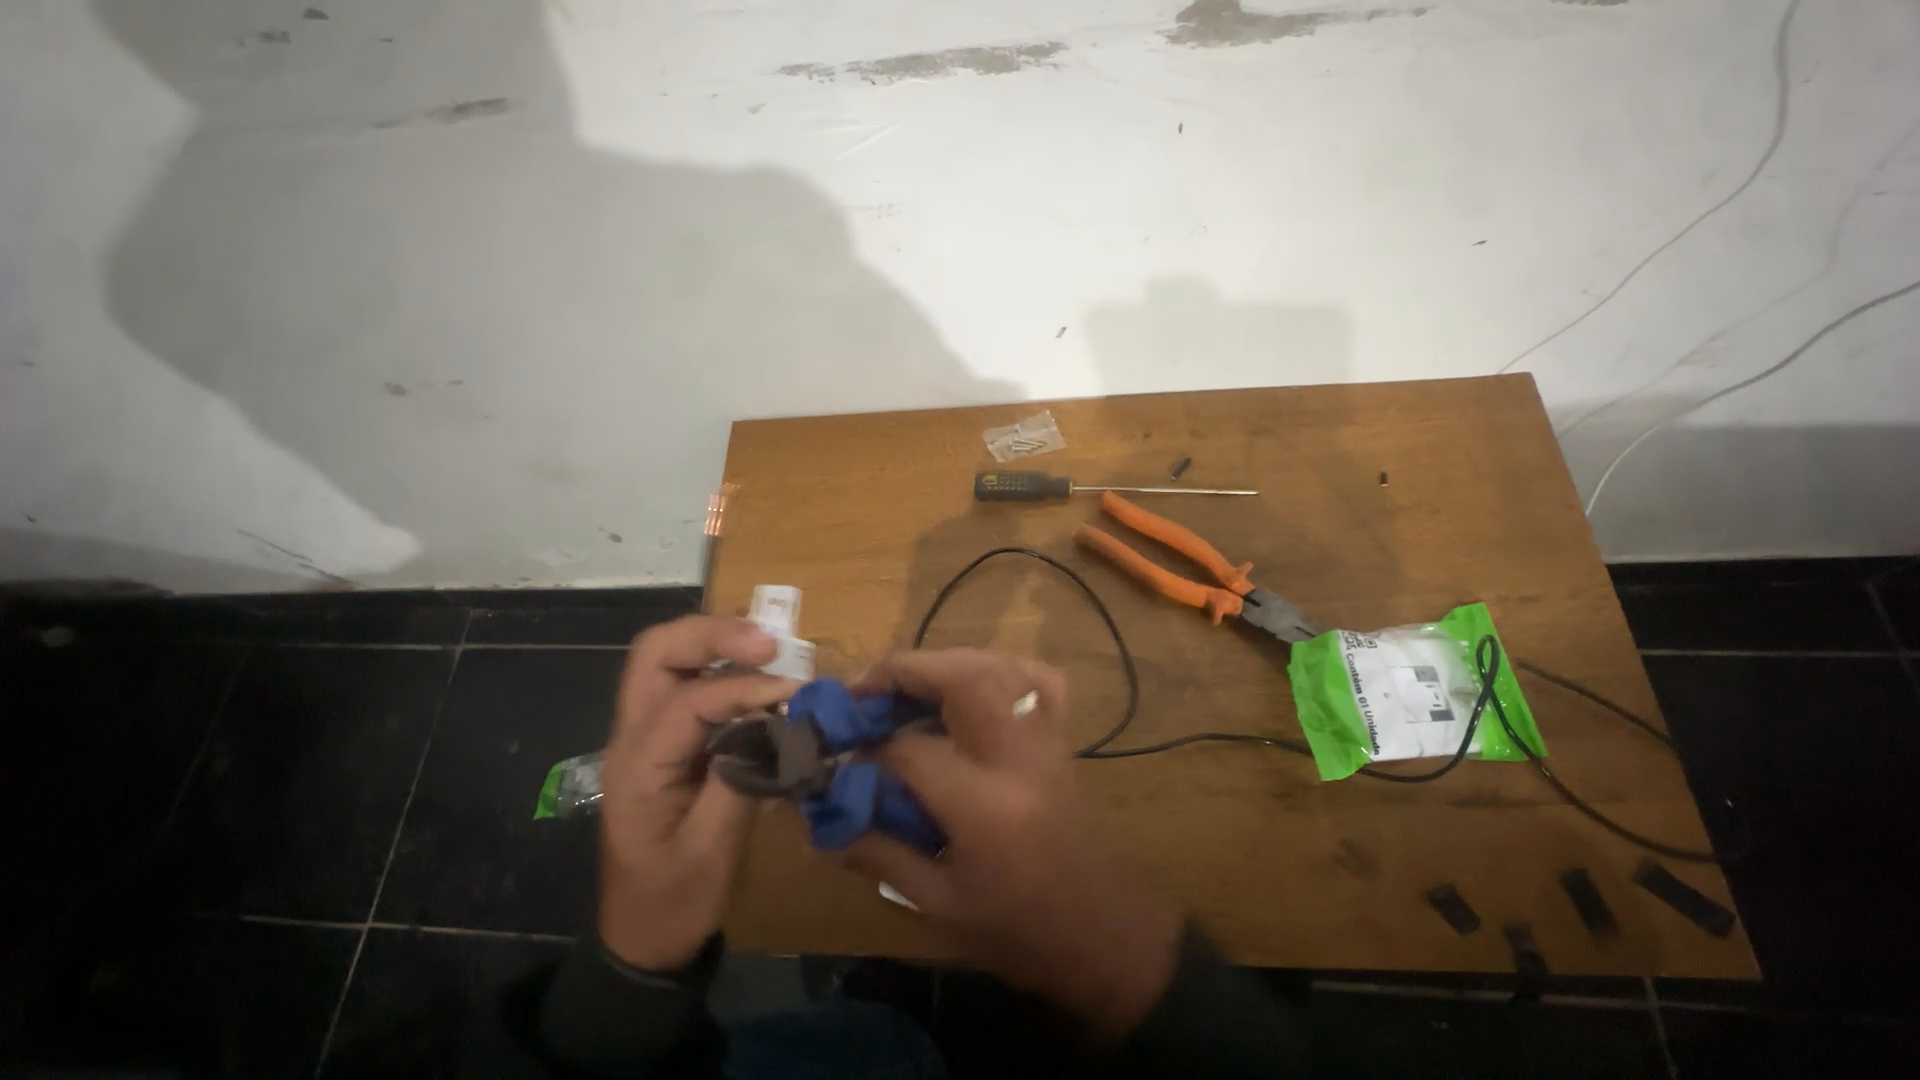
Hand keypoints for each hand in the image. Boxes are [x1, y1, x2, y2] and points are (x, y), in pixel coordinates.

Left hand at [596, 616, 798, 970]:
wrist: (643, 941)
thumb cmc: (675, 902)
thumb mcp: (712, 851)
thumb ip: (741, 778)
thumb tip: (776, 723)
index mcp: (638, 765)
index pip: (689, 700)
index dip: (744, 688)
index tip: (795, 691)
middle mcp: (633, 738)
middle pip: (656, 653)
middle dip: (712, 634)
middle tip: (770, 642)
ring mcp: (646, 738)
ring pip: (666, 661)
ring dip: (715, 643)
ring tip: (769, 647)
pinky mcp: (666, 746)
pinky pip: (686, 687)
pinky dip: (722, 670)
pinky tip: (758, 676)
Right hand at [844, 649, 1182, 1036]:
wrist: (1103, 935)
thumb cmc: (1017, 930)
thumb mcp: (937, 904)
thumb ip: (879, 852)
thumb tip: (828, 814)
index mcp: (983, 808)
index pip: (912, 750)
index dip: (868, 749)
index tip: (842, 757)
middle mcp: (1018, 760)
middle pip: (963, 679)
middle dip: (905, 671)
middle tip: (864, 689)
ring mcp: (1047, 743)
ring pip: (1000, 667)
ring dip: (946, 662)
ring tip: (907, 684)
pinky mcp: (1064, 741)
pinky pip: (1038, 680)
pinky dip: (999, 668)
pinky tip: (970, 684)